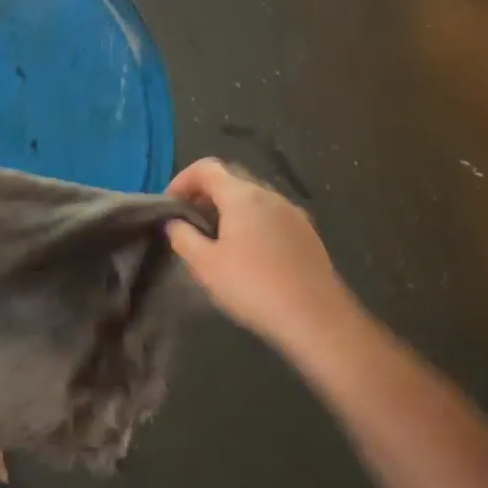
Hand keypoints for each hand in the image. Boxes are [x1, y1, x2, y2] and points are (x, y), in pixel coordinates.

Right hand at [165, 158, 363, 351]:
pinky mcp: (308, 234)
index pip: (206, 168)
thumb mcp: (204, 265)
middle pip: (231, 178)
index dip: (182, 180)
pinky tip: (248, 251)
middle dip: (205, 193)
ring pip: (253, 196)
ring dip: (229, 207)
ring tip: (216, 236)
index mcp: (243, 196)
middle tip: (189, 219)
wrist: (318, 320)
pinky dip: (252, 220)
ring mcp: (293, 213)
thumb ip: (182, 236)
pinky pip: (271, 214)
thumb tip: (175, 222)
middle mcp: (270, 195)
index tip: (170, 205)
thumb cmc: (253, 287)